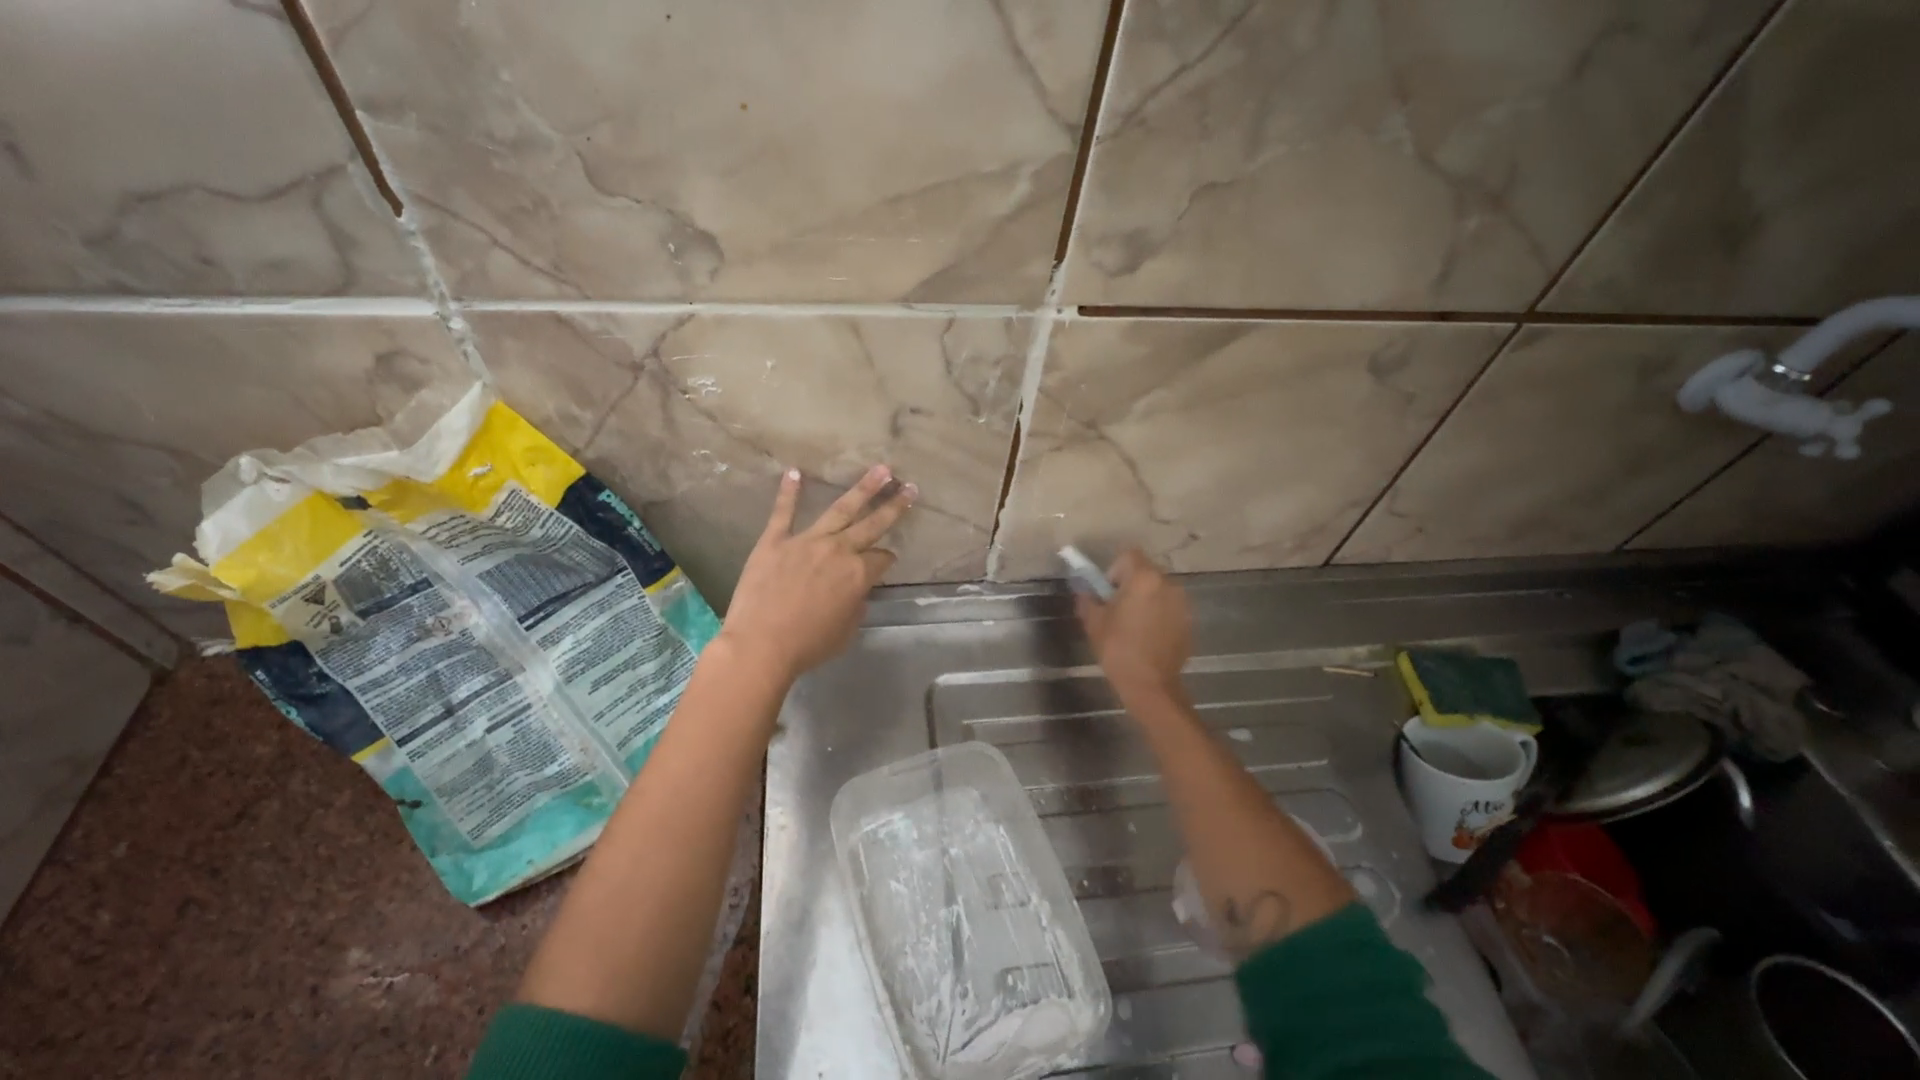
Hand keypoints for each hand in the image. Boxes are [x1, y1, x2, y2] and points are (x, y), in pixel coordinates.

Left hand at [717, 465, 914, 683]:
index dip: (886, 559)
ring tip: (881, 469)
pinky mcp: (775, 540)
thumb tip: (854, 592)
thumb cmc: (808, 645)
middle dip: (894, 505)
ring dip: (863, 488)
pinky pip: (784, 512)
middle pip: (872, 523)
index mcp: (859, 574)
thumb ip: (855, 606)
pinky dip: (788, 492)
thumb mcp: (845, 632)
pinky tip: (794, 472)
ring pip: (840, 508)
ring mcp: (806, 541)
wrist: (761, 644)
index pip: (882, 558)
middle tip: (909, 486)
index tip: (887, 560)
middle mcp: (838, 550)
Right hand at [1076, 549, 1191, 705]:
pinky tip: (1148, 636)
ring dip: (1146, 599)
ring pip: (1158, 590)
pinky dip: (1159, 614)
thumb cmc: (1118, 649)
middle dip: (1130, 584)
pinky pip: (1169, 607)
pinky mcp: (1189, 621)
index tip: (1107, 592)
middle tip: (1117, 608)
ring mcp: (1182, 603)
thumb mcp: (1094, 622)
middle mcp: (1167, 584)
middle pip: (1145, 571)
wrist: (1150, 684)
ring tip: (1134, 624)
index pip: (1128, 555)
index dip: (1114, 569)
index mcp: (1143, 578)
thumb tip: (1084, 591)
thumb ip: (1087, 599)